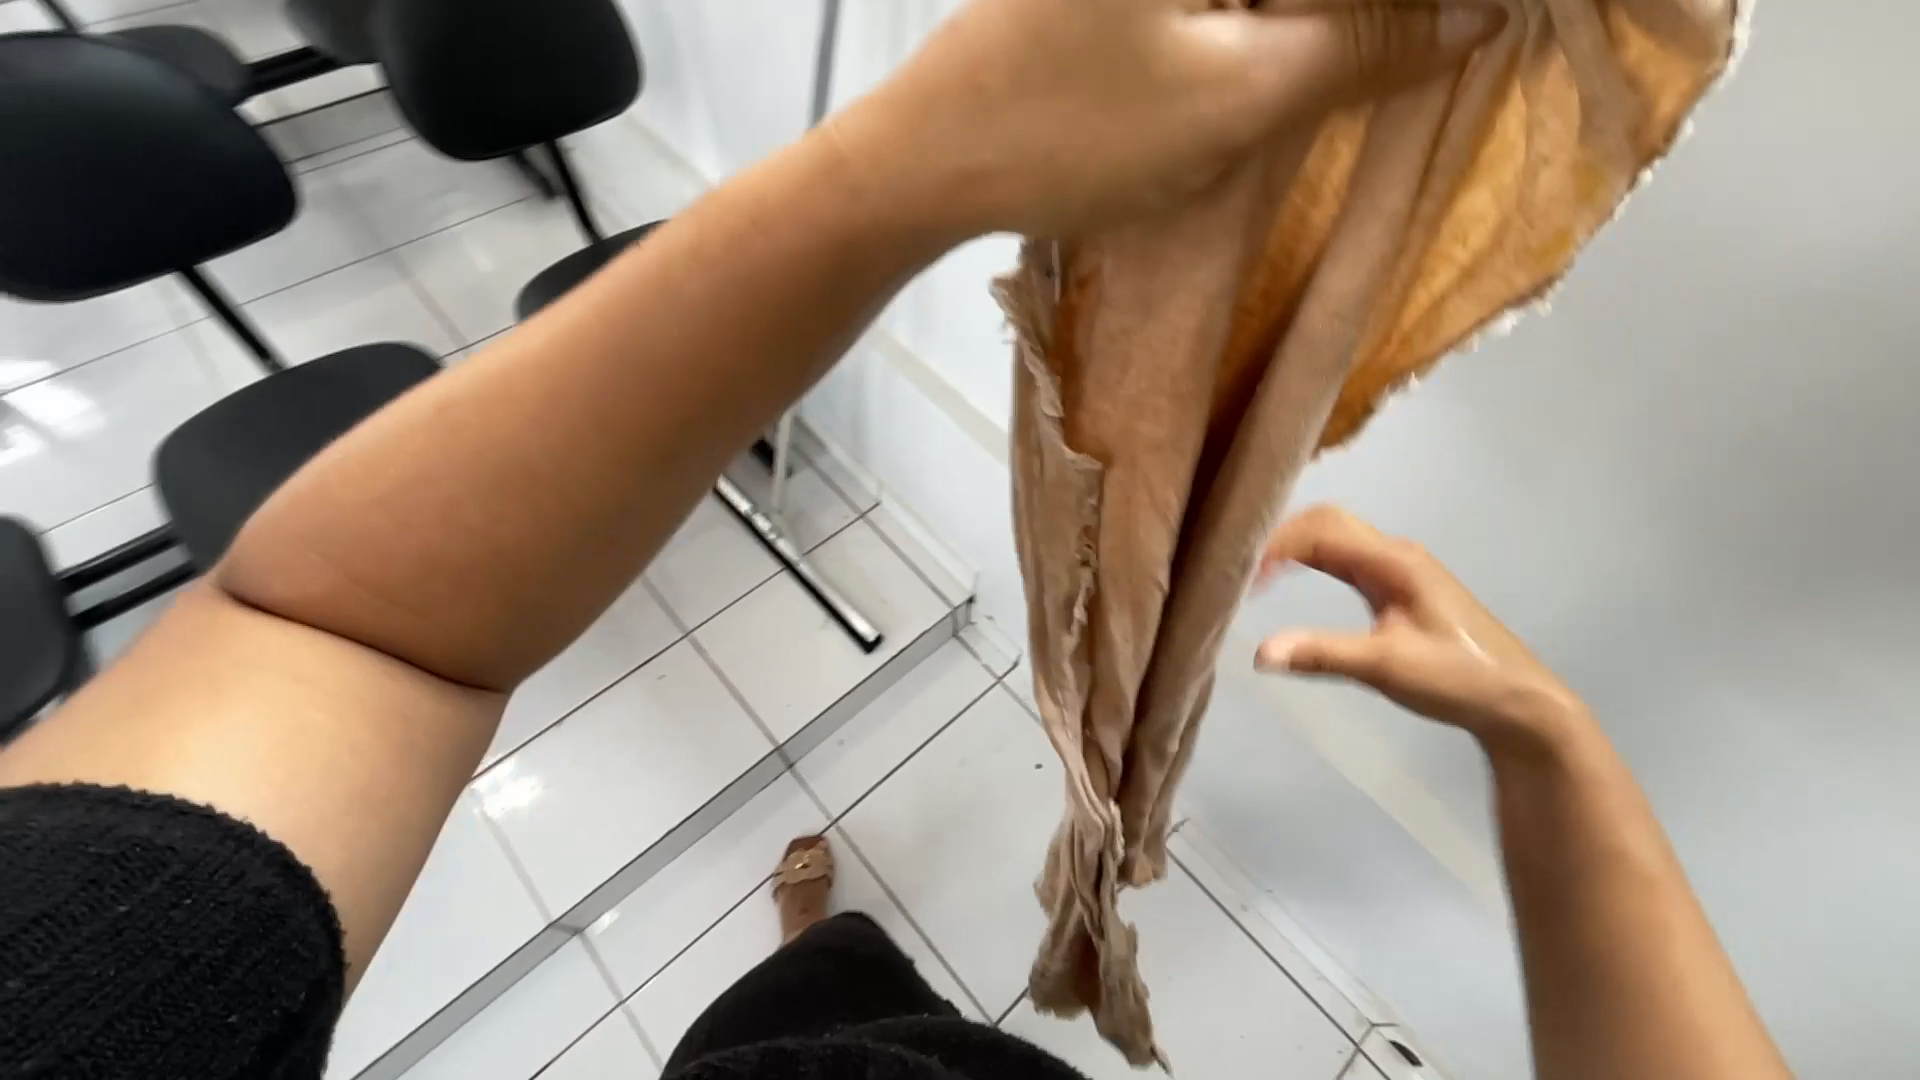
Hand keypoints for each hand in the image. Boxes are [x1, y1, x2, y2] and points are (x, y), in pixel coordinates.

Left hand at [834, 0, 1504, 237]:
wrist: (928, 161)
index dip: (1407, 18)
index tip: (1467, 39)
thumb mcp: (1228, 102)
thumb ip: (1357, 51)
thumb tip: (1477, 16)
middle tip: (1433, 52)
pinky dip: (1267, 26)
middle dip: (1366, 28)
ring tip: (1383, 60)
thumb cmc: (1066, 133)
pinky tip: (1301, 57)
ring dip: (1323, 33)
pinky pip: (1225, 3)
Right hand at [1252, 505, 1588, 750]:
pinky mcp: (1394, 583)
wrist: (1518, 703)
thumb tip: (1259, 653)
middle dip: (1277, 533)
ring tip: (1251, 567)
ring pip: (1332, 533)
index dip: (1274, 544)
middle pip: (1325, 519)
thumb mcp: (1388, 668)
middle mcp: (1393, 552)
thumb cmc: (1458, 680)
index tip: (1239, 574)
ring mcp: (1396, 566)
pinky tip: (1286, 574)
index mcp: (1394, 562)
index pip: (1321, 530)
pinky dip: (1306, 557)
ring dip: (1291, 542)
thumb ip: (1322, 654)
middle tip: (1236, 563)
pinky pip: (1340, 554)